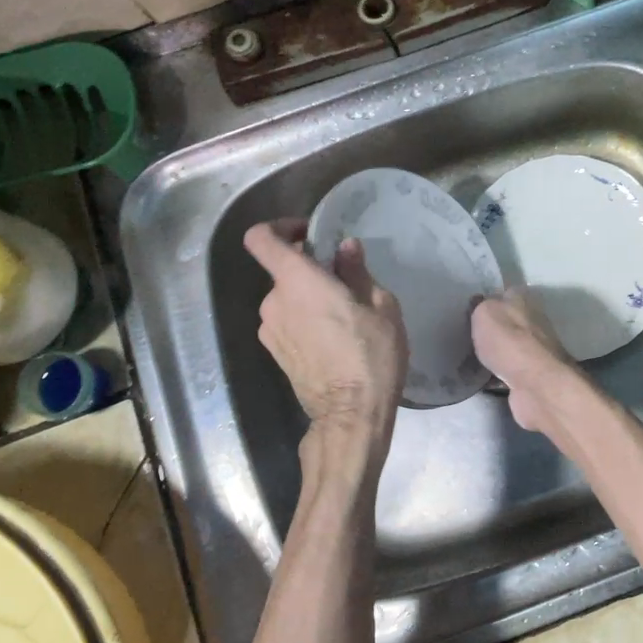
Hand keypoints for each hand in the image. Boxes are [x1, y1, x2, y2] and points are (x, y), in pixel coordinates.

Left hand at [244, 220, 407, 450]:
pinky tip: (335, 341)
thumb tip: (345, 248)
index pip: (261, 238)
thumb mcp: (380, 305)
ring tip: (345, 317)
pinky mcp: (275, 354)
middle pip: (282, 271)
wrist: (351, 414)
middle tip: (346, 283)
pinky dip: (305, 323)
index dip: (279, 227)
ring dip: (309, 300)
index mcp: (297, 280)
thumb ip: (357, 271)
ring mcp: (269, 331)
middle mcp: (273, 302)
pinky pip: (287, 324)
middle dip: (310, 271)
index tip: (309, 234)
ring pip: (287, 301)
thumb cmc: (371, 353)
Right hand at [472, 289, 580, 433]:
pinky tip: (479, 379)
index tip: (469, 310)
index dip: (488, 299)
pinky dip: (495, 375)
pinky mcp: (532, 375)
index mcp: (525, 299)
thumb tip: (479, 305)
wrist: (536, 384)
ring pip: (508, 346)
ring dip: (493, 353)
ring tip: (467, 358)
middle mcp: (534, 321)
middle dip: (490, 328)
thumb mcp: (485, 313)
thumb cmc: (509, 341)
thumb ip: (480, 306)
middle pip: (507, 321)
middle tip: (465, 335)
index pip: (505, 292)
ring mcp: (535, 350)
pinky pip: (508, 371)